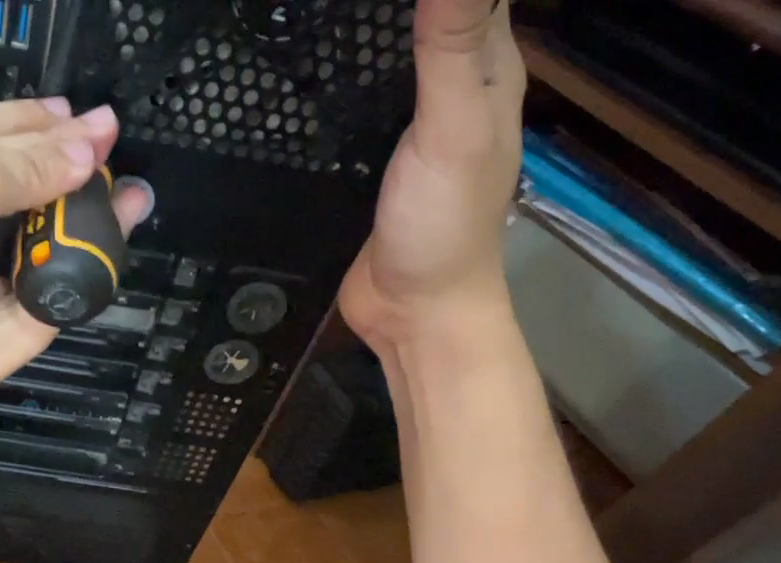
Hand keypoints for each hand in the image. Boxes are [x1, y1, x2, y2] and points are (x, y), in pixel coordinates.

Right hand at [339, 0, 526, 353]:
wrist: (411, 313)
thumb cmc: (442, 225)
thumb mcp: (452, 128)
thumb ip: (450, 45)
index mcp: (485, 69)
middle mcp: (447, 90)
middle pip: (418, 19)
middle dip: (378, 11)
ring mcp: (404, 131)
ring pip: (380, 63)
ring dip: (351, 40)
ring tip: (304, 16)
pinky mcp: (364, 163)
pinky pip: (346, 112)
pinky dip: (327, 91)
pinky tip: (295, 78)